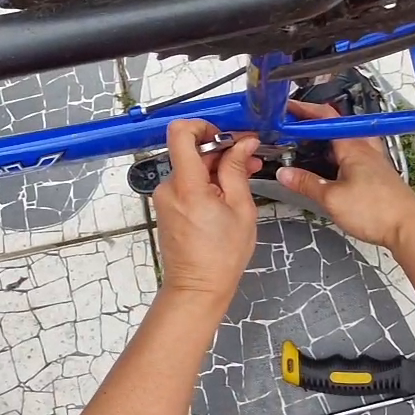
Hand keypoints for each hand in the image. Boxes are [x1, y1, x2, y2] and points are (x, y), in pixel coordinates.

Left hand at [151, 119, 261, 305]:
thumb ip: (237, 170)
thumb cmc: (221, 256)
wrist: (196, 289)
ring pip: (191, 167)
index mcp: (187, 186)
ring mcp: (165, 197)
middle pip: (190, 151)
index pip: (179, 133)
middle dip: (221, 150)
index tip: (225, 136)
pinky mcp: (167, 205)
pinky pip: (187, 182)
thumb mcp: (240, 209)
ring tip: (244, 177)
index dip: (203, 126)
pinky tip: (228, 192)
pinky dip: (207, 182)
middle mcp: (169, 187)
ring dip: (217, 167)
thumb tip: (244, 143)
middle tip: (249, 158)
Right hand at [273, 99, 414, 249]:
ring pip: (347, 139)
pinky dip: (339, 154)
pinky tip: (332, 167)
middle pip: (337, 125)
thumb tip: (284, 173)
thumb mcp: (331, 198)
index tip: (287, 109)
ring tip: (310, 146)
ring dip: (328, 138)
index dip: (304, 109)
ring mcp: (374, 160)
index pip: (325, 116)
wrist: (410, 229)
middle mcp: (366, 148)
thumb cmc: (376, 211)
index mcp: (353, 146)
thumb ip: (306, 183)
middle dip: (315, 123)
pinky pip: (356, 154)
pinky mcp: (379, 174)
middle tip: (296, 128)